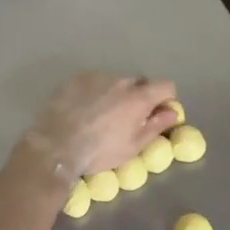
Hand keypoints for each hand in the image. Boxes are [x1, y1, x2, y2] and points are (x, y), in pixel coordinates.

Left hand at [23, 73, 179, 177]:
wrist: (56, 146)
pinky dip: (95, 92)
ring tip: (101, 115)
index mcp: (138, 98)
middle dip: (139, 96)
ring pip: (115, 82)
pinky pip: (93, 82)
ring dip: (115, 94)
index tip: (159, 113)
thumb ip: (156, 126)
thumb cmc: (99, 151)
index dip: (166, 99)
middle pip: (139, 82)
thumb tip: (173, 113)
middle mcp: (120, 81)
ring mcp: (96, 77)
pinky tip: (83, 109)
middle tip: (128, 117)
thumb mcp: (133, 146)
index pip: (166, 86)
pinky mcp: (75, 79)